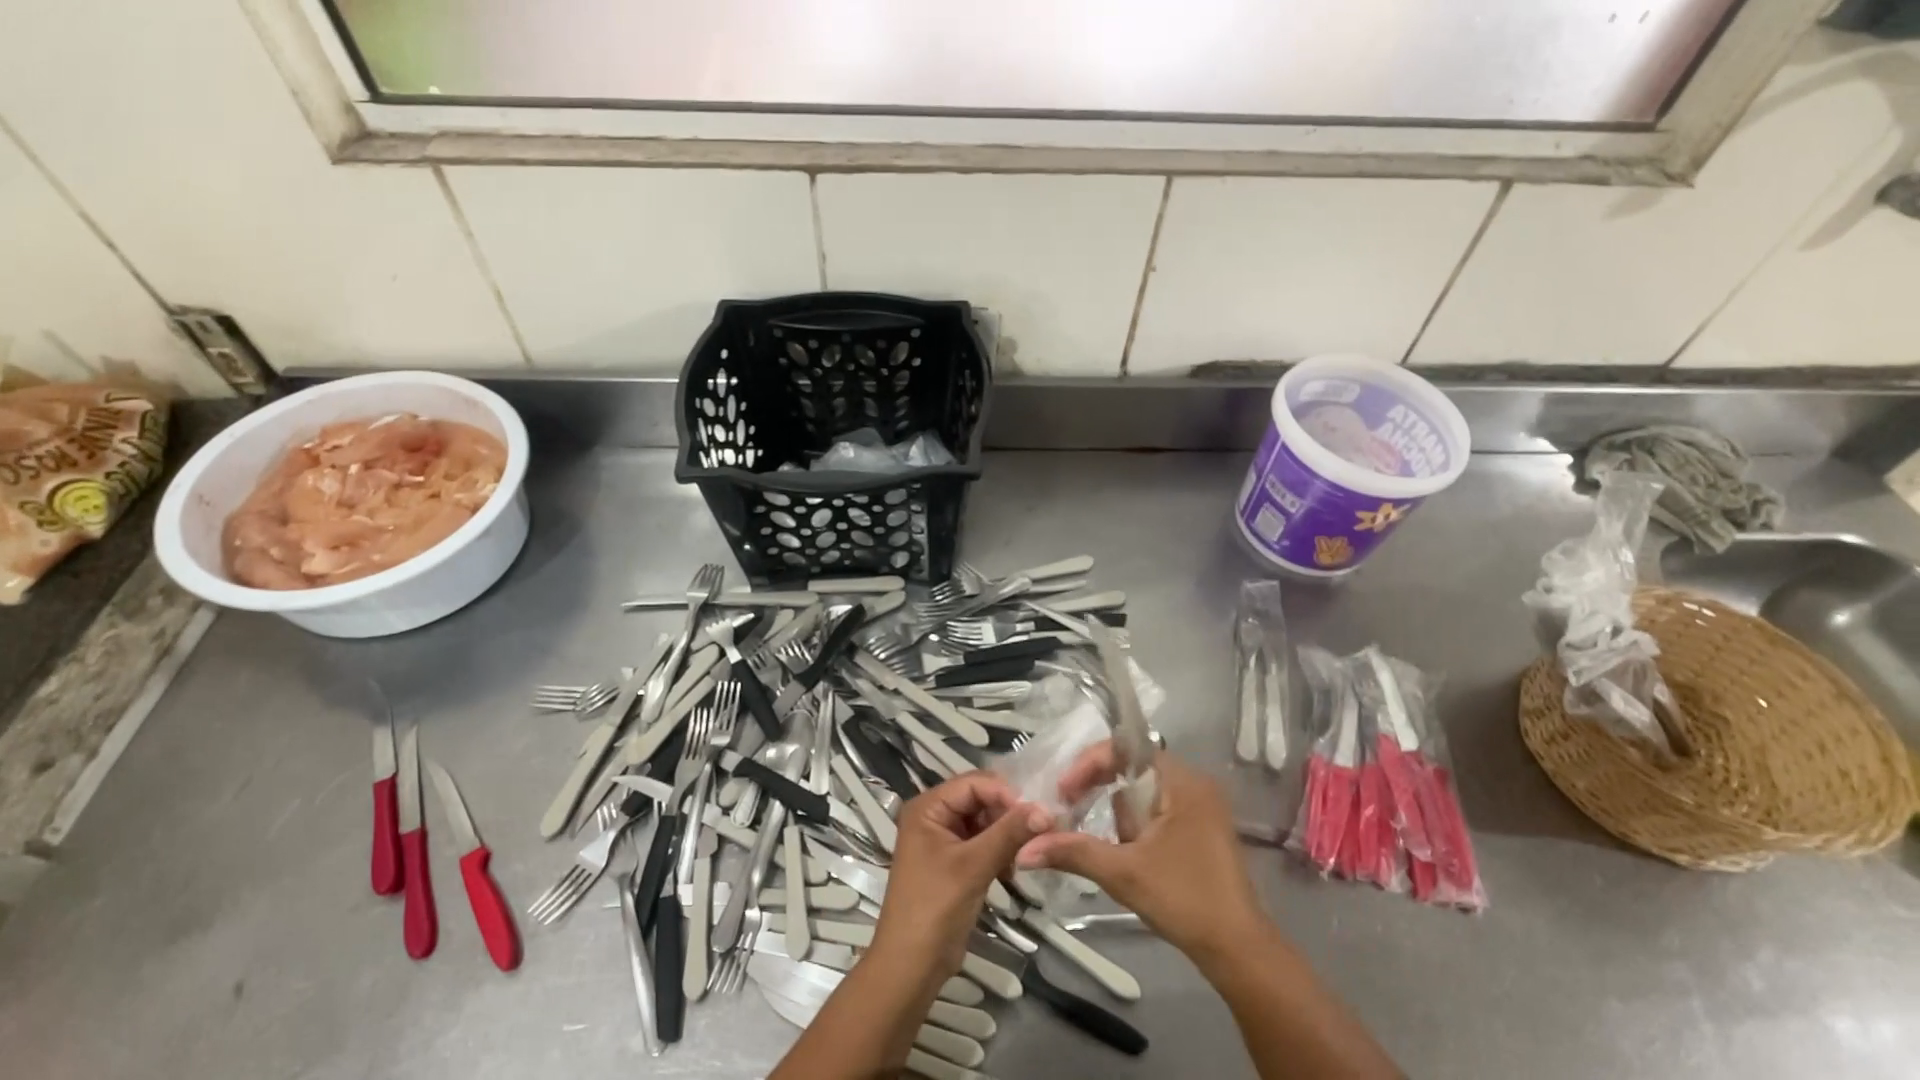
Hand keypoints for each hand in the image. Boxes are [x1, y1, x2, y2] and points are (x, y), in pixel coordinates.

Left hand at [871, 771, 1053, 974]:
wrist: (912, 963)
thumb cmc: (935, 907)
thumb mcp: (974, 865)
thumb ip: (1010, 832)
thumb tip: (1047, 809)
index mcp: (927, 807)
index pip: (974, 783)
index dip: (1007, 793)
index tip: (1039, 812)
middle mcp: (933, 817)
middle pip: (980, 799)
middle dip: (1009, 813)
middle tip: (1042, 830)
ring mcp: (943, 840)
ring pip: (985, 822)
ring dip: (1007, 835)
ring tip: (1027, 854)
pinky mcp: (954, 863)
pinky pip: (983, 843)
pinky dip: (1000, 851)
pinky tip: (1013, 870)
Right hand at [1017, 742, 1264, 960]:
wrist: (1236, 946)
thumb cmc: (1183, 898)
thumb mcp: (1122, 872)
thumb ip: (1072, 852)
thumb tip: (1023, 850)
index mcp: (1182, 782)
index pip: (1126, 748)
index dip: (1089, 764)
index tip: (1062, 792)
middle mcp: (1194, 785)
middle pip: (1132, 769)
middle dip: (1098, 790)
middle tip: (1068, 811)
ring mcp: (1200, 809)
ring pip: (1142, 794)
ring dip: (1117, 813)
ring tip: (1098, 839)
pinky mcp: (1200, 831)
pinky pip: (1156, 812)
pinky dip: (1134, 825)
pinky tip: (1121, 851)